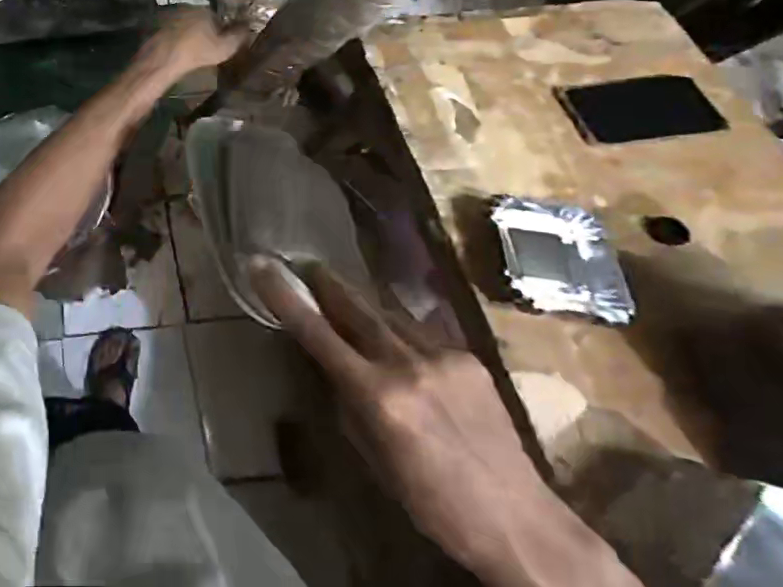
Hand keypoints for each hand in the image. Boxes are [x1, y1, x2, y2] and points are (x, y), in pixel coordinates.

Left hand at [134, 7, 247, 80]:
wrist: (163, 58)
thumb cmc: (197, 52)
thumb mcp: (226, 47)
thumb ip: (239, 35)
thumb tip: (248, 25)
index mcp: (204, 9)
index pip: (216, 16)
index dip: (219, 29)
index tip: (217, 42)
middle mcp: (185, 6)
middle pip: (197, 17)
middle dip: (200, 29)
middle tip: (201, 47)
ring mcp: (167, 14)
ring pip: (180, 23)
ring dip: (184, 33)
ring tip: (185, 50)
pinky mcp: (152, 23)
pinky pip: (166, 30)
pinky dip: (170, 37)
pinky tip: (171, 50)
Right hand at [251, 260, 639, 586]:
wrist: (520, 519)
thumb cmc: (436, 505)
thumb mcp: (378, 463)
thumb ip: (351, 407)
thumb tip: (333, 371)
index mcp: (378, 396)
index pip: (318, 335)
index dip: (285, 299)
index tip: (263, 267)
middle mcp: (407, 363)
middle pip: (356, 308)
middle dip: (327, 284)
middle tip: (307, 264)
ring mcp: (442, 355)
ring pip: (389, 315)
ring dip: (364, 306)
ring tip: (346, 297)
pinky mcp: (468, 356)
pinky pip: (421, 332)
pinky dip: (400, 330)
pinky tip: (399, 341)